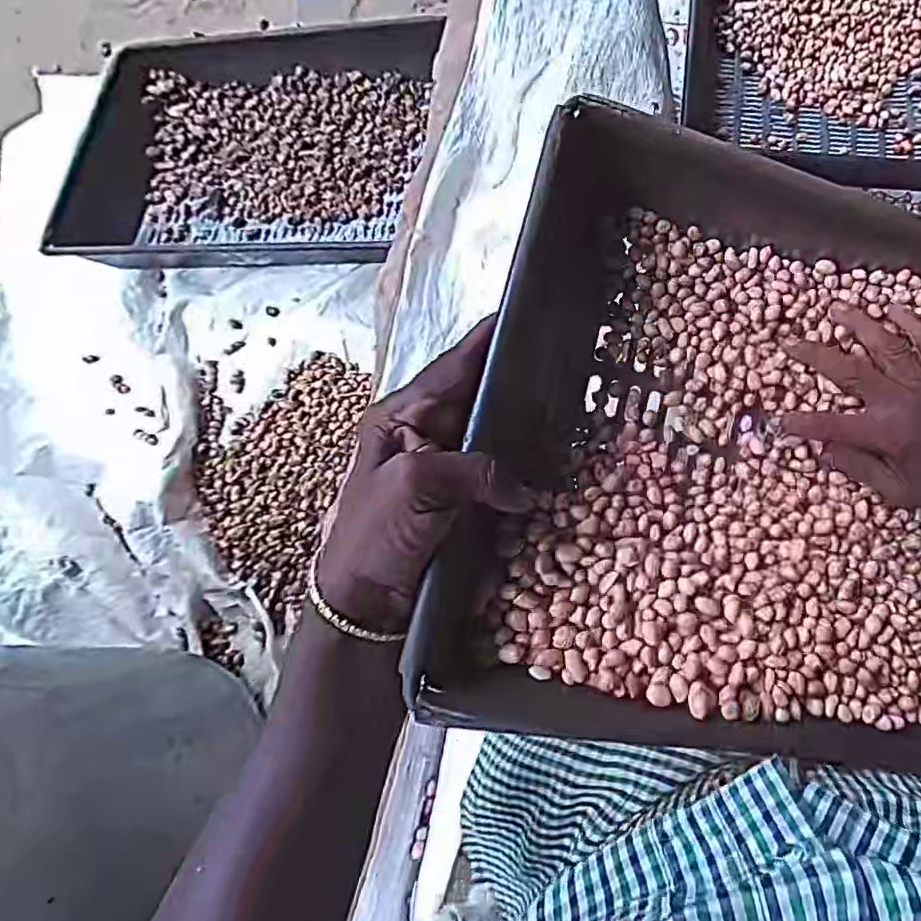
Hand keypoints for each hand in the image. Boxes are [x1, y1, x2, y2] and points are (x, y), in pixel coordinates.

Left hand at [314, 316, 532, 631]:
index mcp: (400, 419)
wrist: (362, 605)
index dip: (483, 342)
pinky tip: (544, 465)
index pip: (451, 368)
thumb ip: (474, 471)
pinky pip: (496, 474)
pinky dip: (518, 470)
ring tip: (558, 412)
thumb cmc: (372, 538)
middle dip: (511, 385)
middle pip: (477, 399)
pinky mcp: (458, 500)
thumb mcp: (416, 486)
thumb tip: (526, 490)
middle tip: (554, 368)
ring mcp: (443, 470)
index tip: (514, 315)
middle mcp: (424, 437)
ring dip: (519, 431)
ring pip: (490, 437)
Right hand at [781, 304, 920, 524]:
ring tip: (836, 308)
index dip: (802, 423)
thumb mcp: (897, 492)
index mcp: (887, 432)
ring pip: (885, 344)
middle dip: (815, 355)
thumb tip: (825, 452)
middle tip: (789, 343)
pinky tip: (892, 308)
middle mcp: (902, 399)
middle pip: (849, 370)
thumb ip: (859, 468)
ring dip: (858, 323)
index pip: (831, 424)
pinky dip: (910, 321)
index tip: (780, 420)